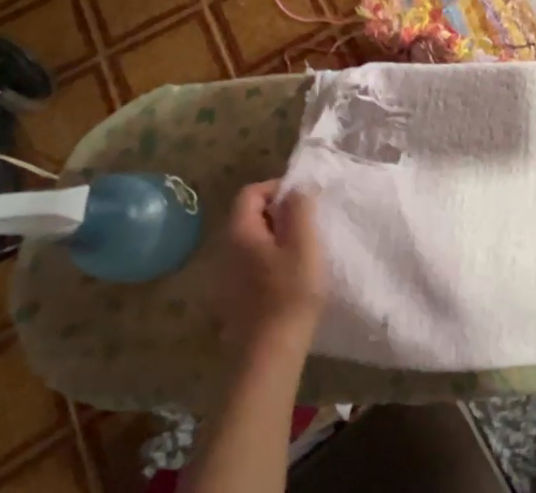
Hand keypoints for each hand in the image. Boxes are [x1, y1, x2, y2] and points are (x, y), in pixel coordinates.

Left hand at [221, 181, 325, 346]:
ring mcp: (227, 275)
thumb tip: (297, 187)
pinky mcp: (234, 295)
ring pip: (252, 240)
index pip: (250, 193)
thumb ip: (300, 209)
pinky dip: (271, 257)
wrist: (271, 348)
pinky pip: (252, 262)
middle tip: (310, 223)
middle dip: (279, 211)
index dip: (277, 187)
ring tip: (305, 248)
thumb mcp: (304, 243)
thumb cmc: (292, 291)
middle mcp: (226, 250)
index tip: (305, 198)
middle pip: (250, 216)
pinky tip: (291, 275)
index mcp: (241, 233)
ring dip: (277, 235)